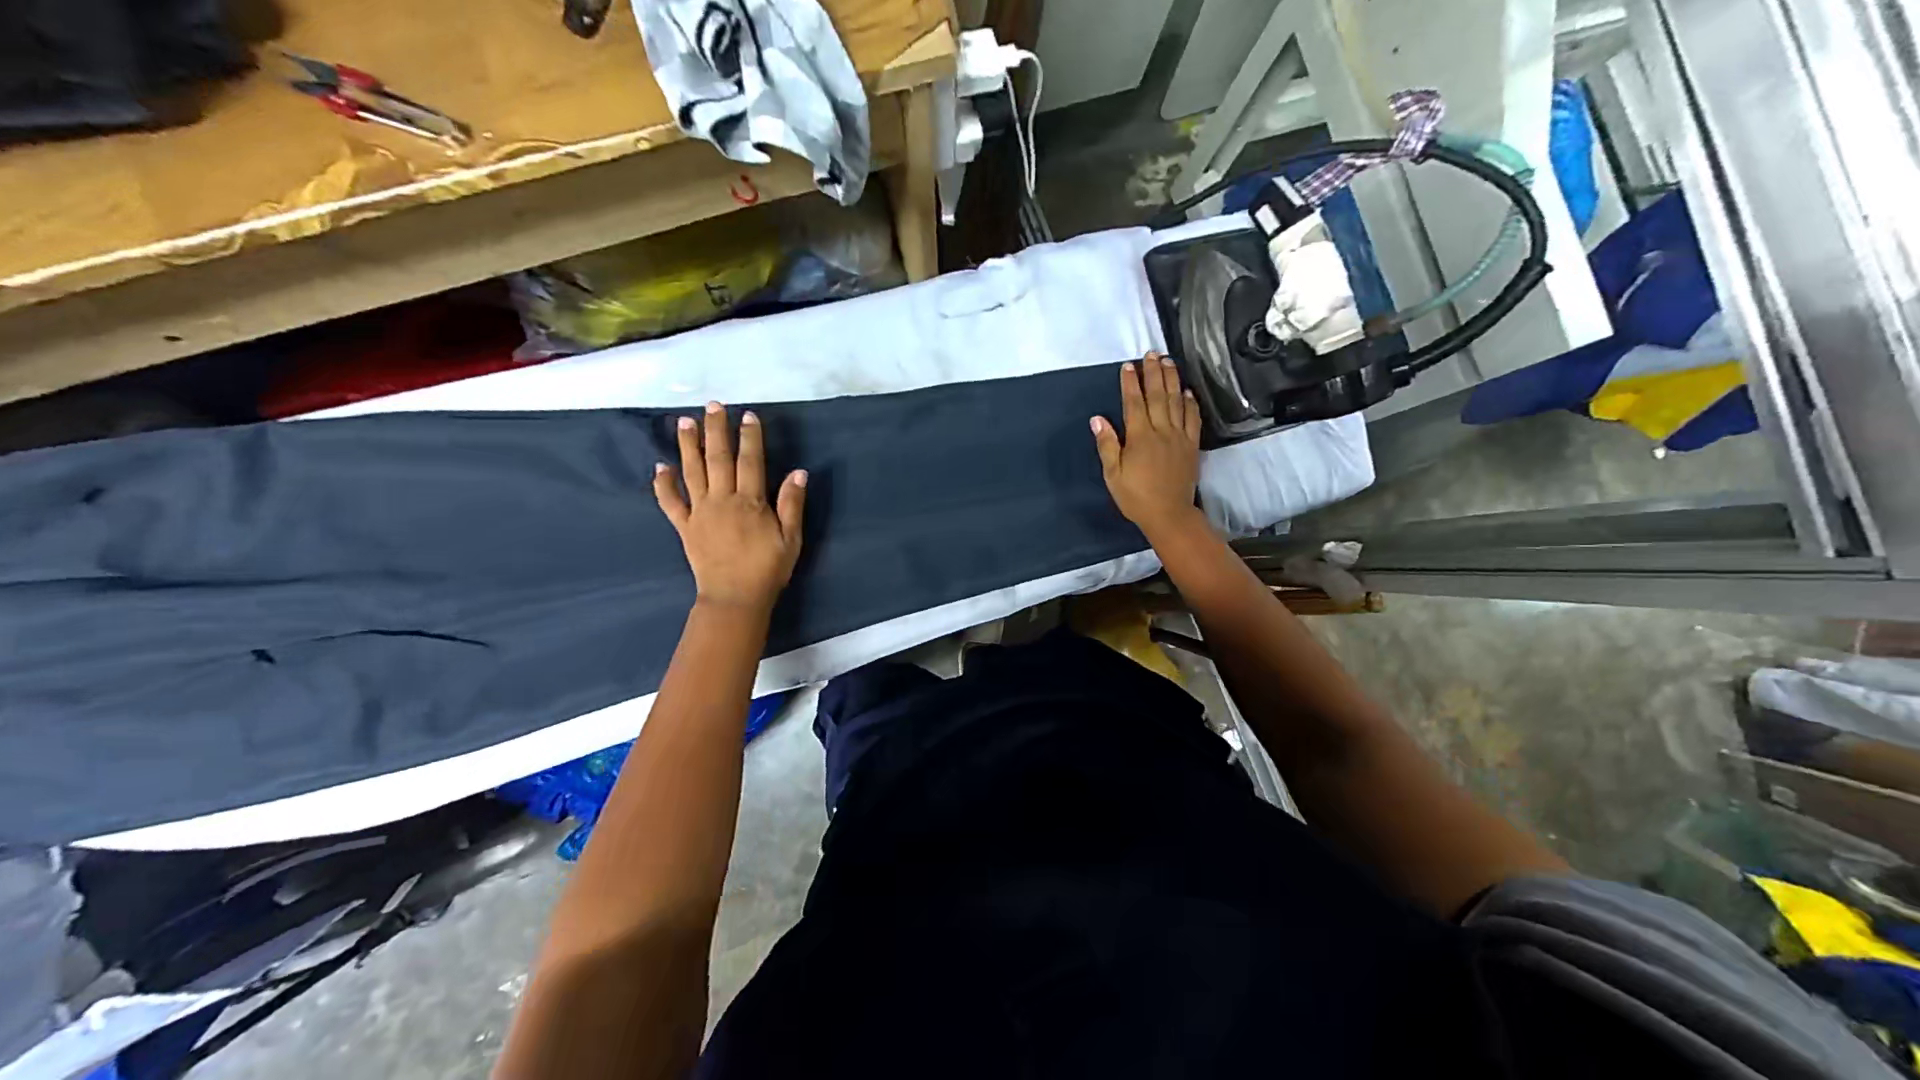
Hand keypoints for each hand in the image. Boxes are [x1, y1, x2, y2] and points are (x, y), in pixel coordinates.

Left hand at [654, 402, 807, 610]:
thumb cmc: (767, 570)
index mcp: (750, 501)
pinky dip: (663, 484)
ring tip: (684, 422)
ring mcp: (700, 512)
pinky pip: (671, 502)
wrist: (734, 599)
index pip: (750, 461)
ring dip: (688, 446)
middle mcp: (722, 500)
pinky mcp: (685, 527)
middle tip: (713, 406)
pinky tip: (659, 467)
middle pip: (718, 458)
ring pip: (692, 472)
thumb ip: (792, 504)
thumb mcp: (791, 539)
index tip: (748, 416)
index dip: (750, 437)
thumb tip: (798, 472)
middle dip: (717, 430)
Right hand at [1091, 352, 1205, 539]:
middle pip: (1157, 396)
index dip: (1130, 383)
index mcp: (1139, 437)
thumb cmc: (1135, 497)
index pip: (1134, 403)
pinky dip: (1190, 403)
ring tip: (1168, 362)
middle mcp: (1161, 431)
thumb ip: (1107, 445)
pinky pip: (1192, 419)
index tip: (1128, 366)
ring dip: (1172, 380)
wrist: (1169, 514)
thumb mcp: (1113, 474)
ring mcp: (1179, 437)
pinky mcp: (1191, 446)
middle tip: (1151, 353)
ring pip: (1176, 402)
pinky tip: (1187, 391)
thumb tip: (1098, 419)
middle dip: (1153, 373)